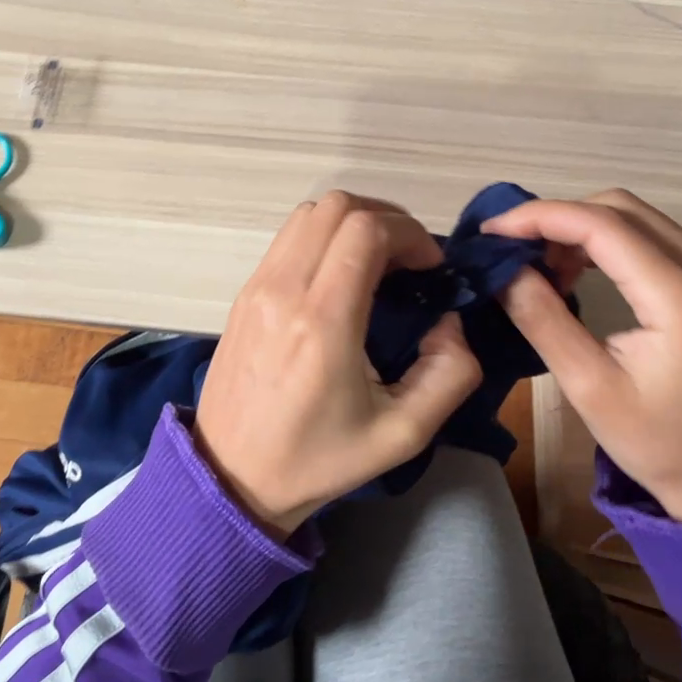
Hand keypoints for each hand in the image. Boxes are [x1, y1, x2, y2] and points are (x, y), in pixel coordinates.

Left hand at [196, 192, 483, 536]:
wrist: (232, 474)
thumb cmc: (318, 459)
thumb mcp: (403, 434)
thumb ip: (449, 373)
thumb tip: (449, 320)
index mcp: (322, 321)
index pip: (365, 230)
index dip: (409, 234)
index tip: (431, 267)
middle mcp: (284, 289)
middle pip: (336, 206)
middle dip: (386, 219)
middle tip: (409, 260)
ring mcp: (257, 285)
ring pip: (308, 213)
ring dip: (352, 223)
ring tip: (379, 263)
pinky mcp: (245, 292)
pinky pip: (288, 238)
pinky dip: (323, 237)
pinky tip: (342, 277)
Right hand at [485, 190, 681, 522]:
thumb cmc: (656, 443)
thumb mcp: (587, 386)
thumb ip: (541, 317)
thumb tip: (500, 267)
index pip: (604, 226)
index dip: (541, 217)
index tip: (493, 231)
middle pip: (622, 209)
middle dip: (558, 218)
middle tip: (514, 249)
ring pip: (638, 217)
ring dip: (581, 228)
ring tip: (542, 265)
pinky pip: (656, 236)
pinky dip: (608, 241)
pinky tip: (579, 269)